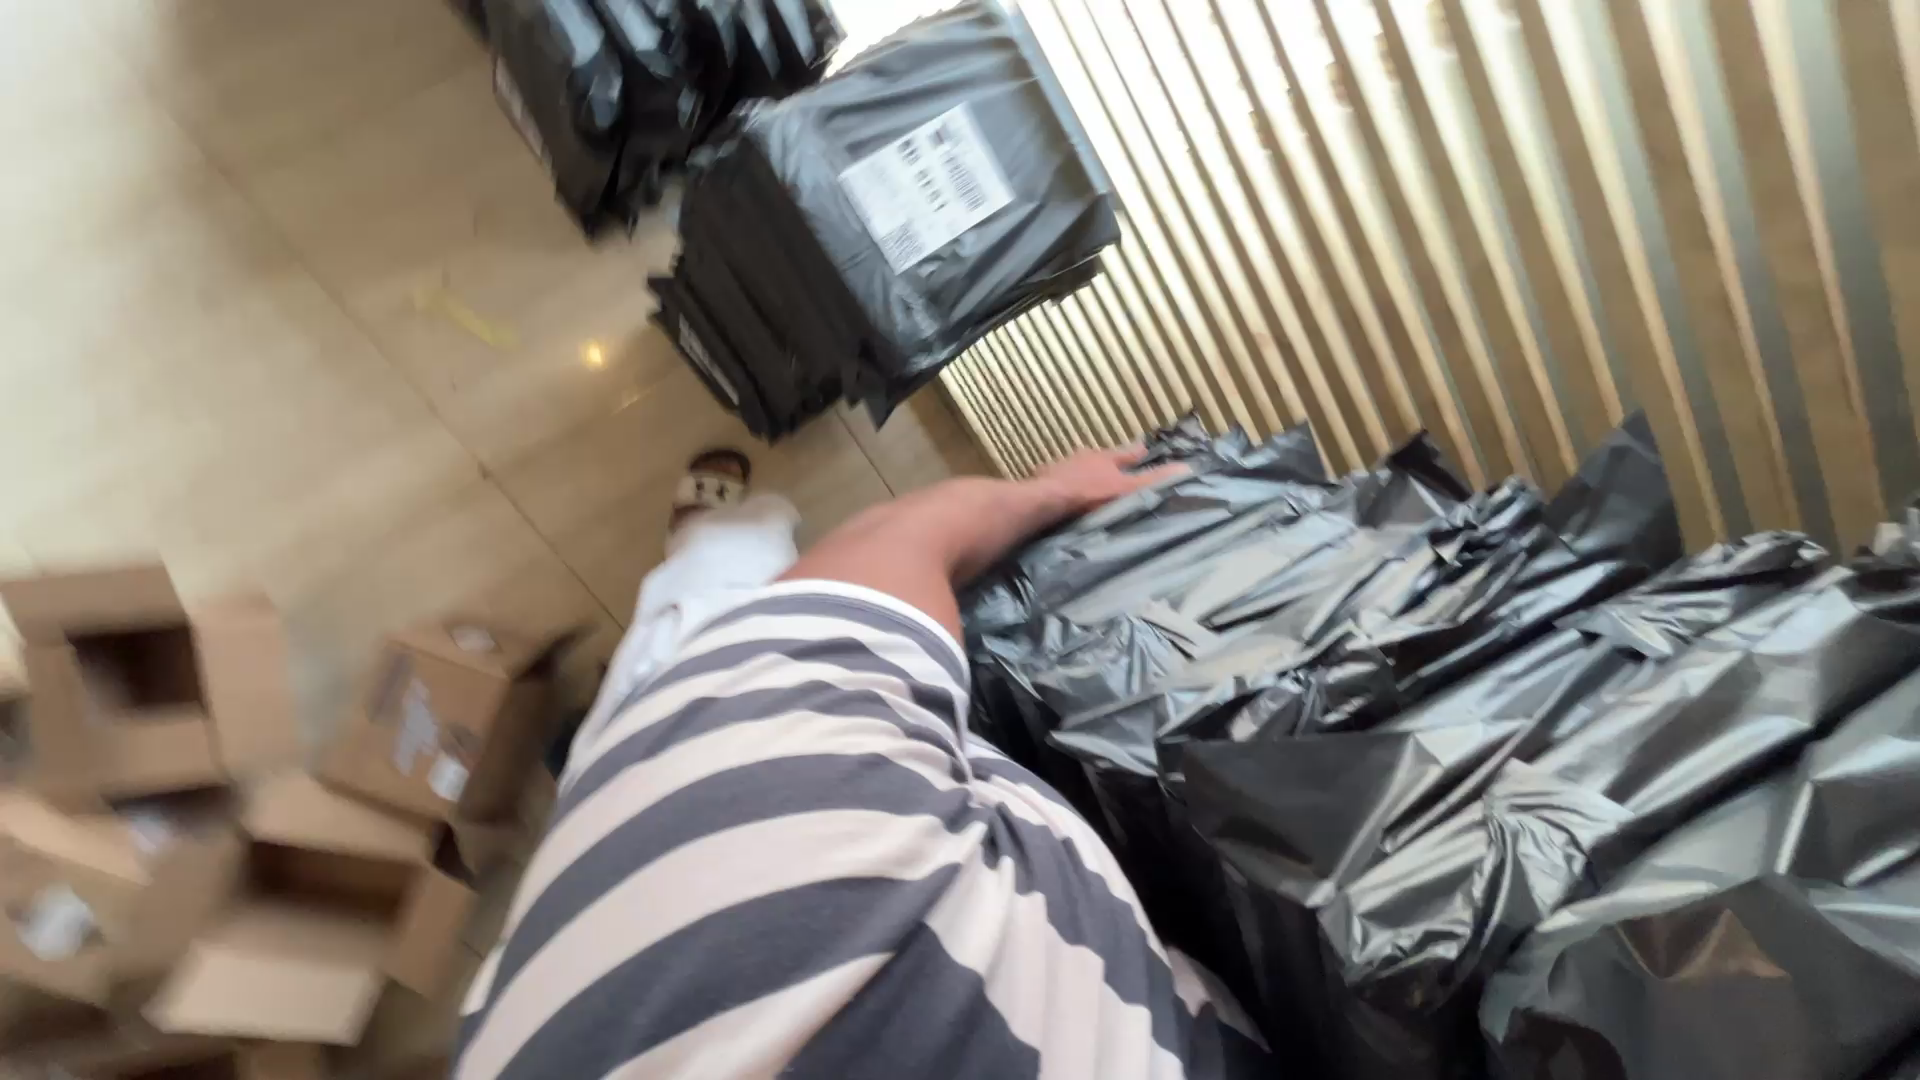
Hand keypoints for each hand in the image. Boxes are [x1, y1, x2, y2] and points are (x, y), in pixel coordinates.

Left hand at [1032, 444, 1189, 516]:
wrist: (1045, 500)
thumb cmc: (1089, 493)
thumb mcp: (1126, 489)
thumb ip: (1153, 480)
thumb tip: (1187, 467)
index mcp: (1104, 457)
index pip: (1128, 452)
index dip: (1138, 452)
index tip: (1145, 450)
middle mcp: (1082, 457)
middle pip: (1100, 458)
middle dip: (1107, 464)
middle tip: (1115, 471)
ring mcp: (1060, 467)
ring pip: (1077, 468)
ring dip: (1083, 475)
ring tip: (1089, 486)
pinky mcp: (1042, 481)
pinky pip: (1057, 482)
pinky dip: (1063, 487)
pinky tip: (1064, 497)